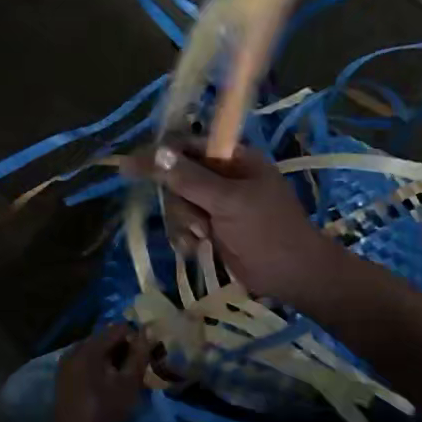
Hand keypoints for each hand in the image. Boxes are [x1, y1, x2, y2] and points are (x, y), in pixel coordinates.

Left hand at [46, 324, 153, 421]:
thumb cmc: (104, 414)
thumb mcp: (128, 385)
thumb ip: (139, 356)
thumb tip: (146, 333)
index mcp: (88, 348)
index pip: (118, 328)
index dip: (136, 339)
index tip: (145, 359)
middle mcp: (73, 349)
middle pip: (105, 337)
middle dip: (124, 350)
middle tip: (137, 372)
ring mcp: (66, 363)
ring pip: (96, 350)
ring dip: (113, 360)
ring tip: (124, 381)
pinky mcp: (64, 376)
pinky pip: (86, 361)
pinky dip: (100, 367)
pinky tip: (108, 386)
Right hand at [130, 142, 341, 305]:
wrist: (291, 274)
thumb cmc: (267, 230)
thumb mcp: (228, 201)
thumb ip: (190, 178)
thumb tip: (156, 153)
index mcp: (234, 159)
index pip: (188, 146)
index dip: (160, 156)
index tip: (130, 167)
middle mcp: (223, 178)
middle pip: (177, 179)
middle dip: (180, 203)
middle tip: (197, 220)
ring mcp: (217, 206)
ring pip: (178, 206)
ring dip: (183, 224)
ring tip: (202, 238)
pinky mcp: (212, 230)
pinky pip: (184, 227)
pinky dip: (187, 239)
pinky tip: (198, 249)